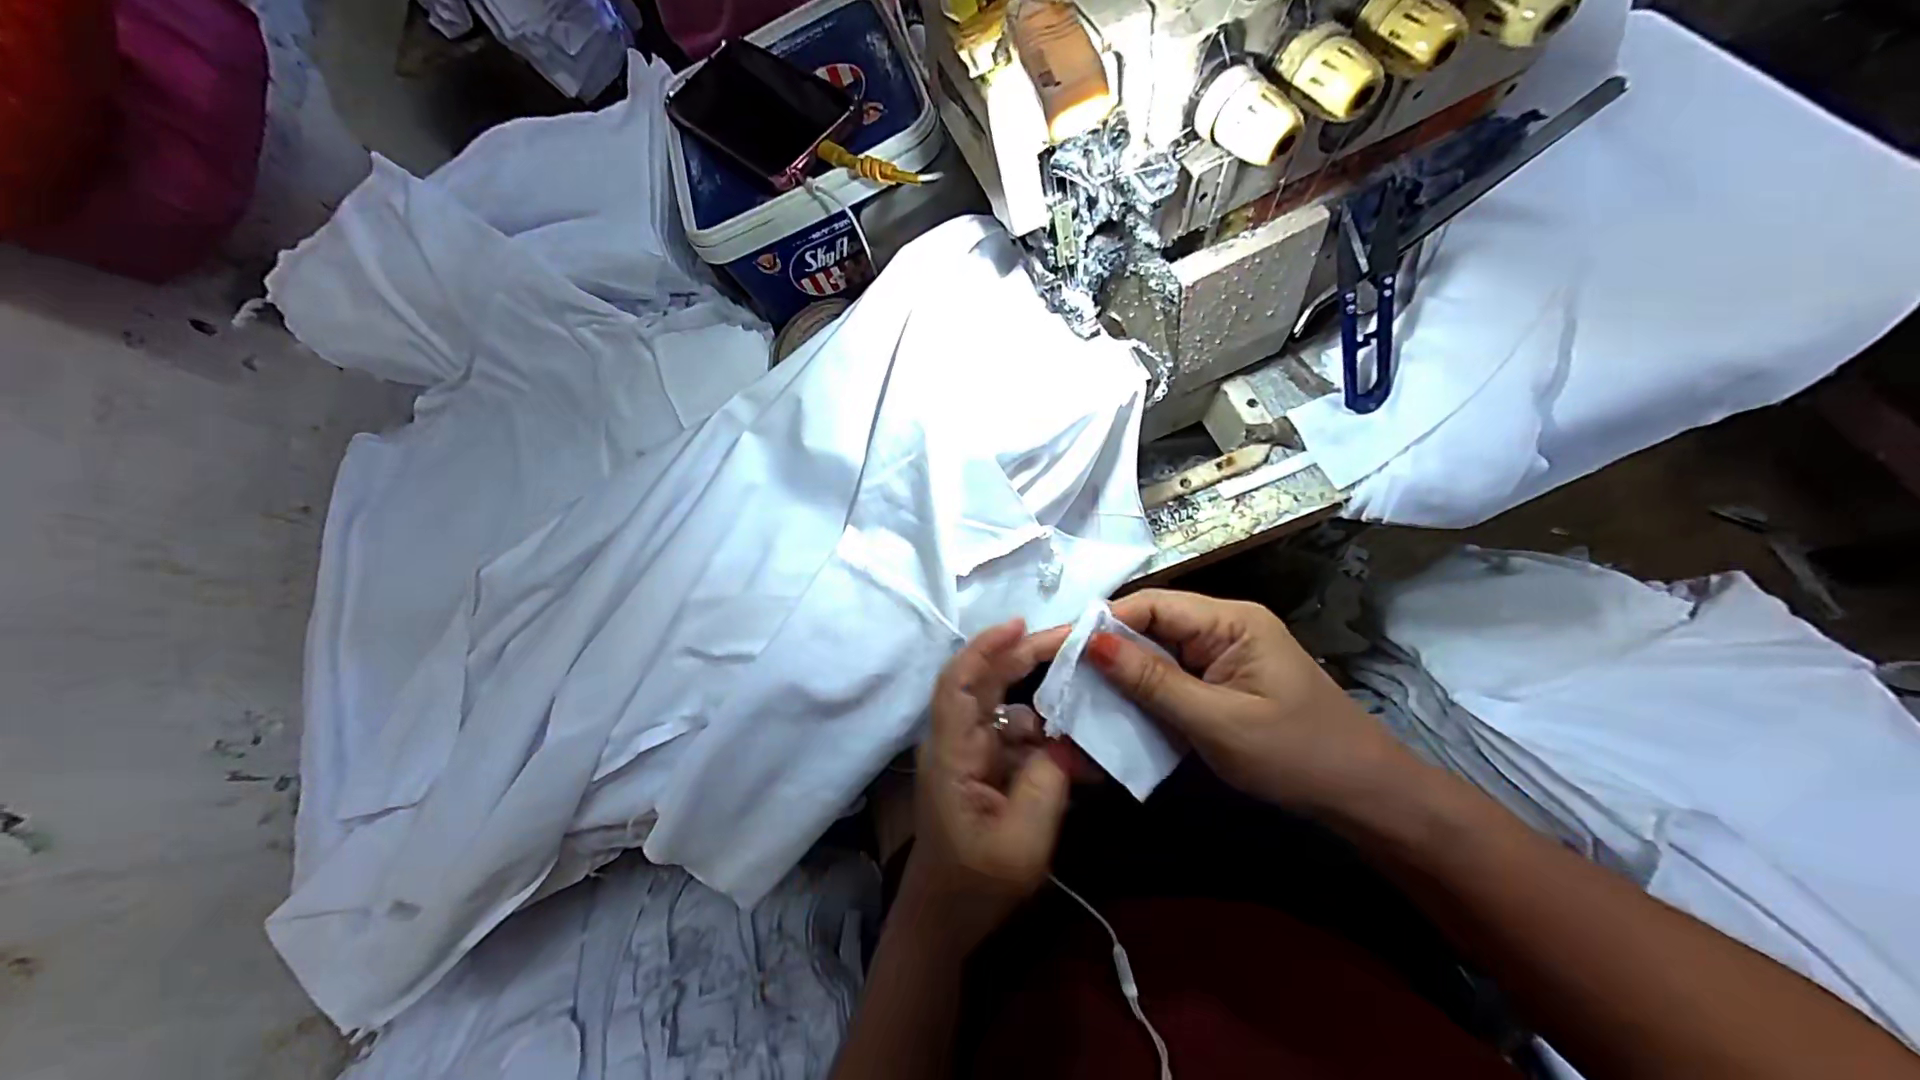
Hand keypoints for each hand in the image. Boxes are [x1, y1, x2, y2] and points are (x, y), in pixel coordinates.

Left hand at [906, 618, 1072, 952]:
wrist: (945, 921)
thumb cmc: (976, 884)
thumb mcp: (1023, 838)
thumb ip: (1049, 780)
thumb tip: (1068, 738)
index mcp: (952, 752)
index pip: (959, 683)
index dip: (985, 647)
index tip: (1022, 624)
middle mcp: (956, 743)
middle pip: (986, 684)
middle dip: (1026, 658)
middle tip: (1073, 643)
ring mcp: (970, 756)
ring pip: (1006, 711)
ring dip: (1045, 707)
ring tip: (1089, 706)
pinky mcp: (984, 771)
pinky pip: (1016, 741)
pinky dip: (1046, 741)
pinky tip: (1080, 756)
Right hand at [1087, 589, 1412, 813]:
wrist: (1363, 796)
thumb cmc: (1296, 754)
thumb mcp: (1217, 721)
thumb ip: (1152, 681)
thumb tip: (1091, 644)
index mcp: (1229, 620)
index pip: (1150, 606)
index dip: (1101, 624)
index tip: (1057, 650)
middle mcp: (1222, 627)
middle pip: (1148, 626)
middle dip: (1104, 651)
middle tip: (1058, 678)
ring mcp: (1221, 655)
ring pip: (1155, 653)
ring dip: (1119, 675)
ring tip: (1075, 695)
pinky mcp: (1219, 683)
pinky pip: (1170, 678)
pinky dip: (1141, 694)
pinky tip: (1113, 711)